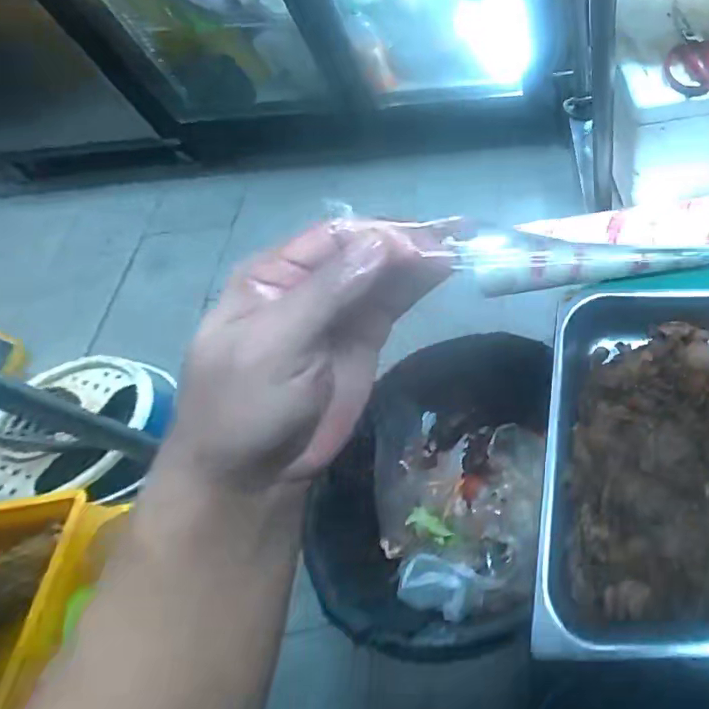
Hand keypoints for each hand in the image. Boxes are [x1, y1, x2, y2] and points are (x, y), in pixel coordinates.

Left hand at [167, 220, 449, 492]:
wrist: (255, 475)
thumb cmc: (246, 406)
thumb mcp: (276, 345)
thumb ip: (329, 291)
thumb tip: (385, 242)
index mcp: (274, 275)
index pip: (333, 237)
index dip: (378, 233)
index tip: (417, 244)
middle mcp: (310, 283)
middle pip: (366, 249)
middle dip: (408, 240)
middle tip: (454, 238)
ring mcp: (341, 310)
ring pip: (386, 272)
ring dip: (422, 258)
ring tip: (462, 245)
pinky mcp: (366, 335)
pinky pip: (396, 299)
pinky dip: (421, 283)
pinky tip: (446, 268)